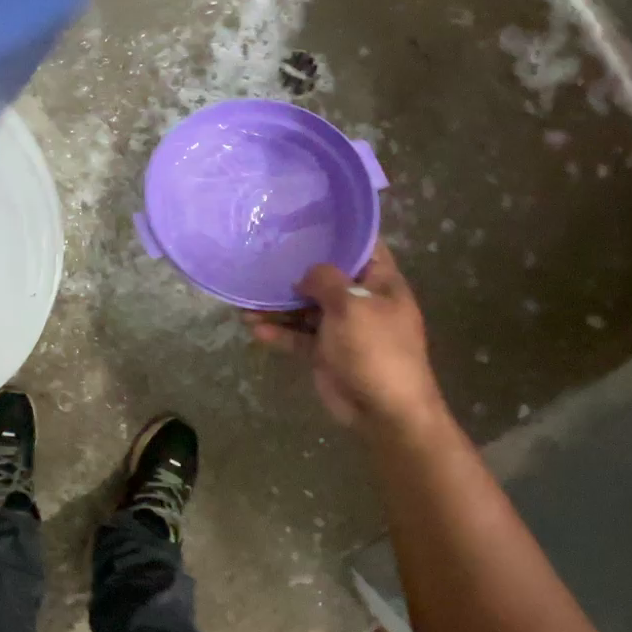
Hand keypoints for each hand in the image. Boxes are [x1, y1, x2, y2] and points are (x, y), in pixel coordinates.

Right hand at [246, 245, 444, 429]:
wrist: (385, 412)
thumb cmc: (376, 350)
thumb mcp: (352, 305)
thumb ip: (326, 280)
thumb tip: (306, 274)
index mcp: (381, 284)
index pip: (364, 247)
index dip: (340, 232)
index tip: (307, 219)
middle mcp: (361, 301)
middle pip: (326, 277)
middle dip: (296, 268)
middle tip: (263, 253)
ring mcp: (342, 328)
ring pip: (305, 308)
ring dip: (277, 304)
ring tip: (246, 298)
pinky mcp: (324, 353)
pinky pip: (296, 336)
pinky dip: (277, 331)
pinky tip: (253, 327)